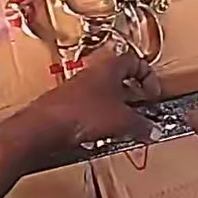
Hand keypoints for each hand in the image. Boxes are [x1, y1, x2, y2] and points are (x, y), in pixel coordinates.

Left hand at [1, 51, 159, 157]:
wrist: (42, 128)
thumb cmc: (84, 114)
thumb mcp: (122, 121)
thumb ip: (142, 125)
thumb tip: (154, 130)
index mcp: (109, 68)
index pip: (135, 61)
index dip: (148, 76)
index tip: (153, 94)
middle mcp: (92, 74)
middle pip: (119, 78)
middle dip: (132, 96)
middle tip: (141, 110)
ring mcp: (76, 89)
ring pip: (103, 95)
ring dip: (116, 110)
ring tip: (123, 127)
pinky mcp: (65, 106)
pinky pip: (89, 110)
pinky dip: (99, 121)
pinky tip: (101, 136)